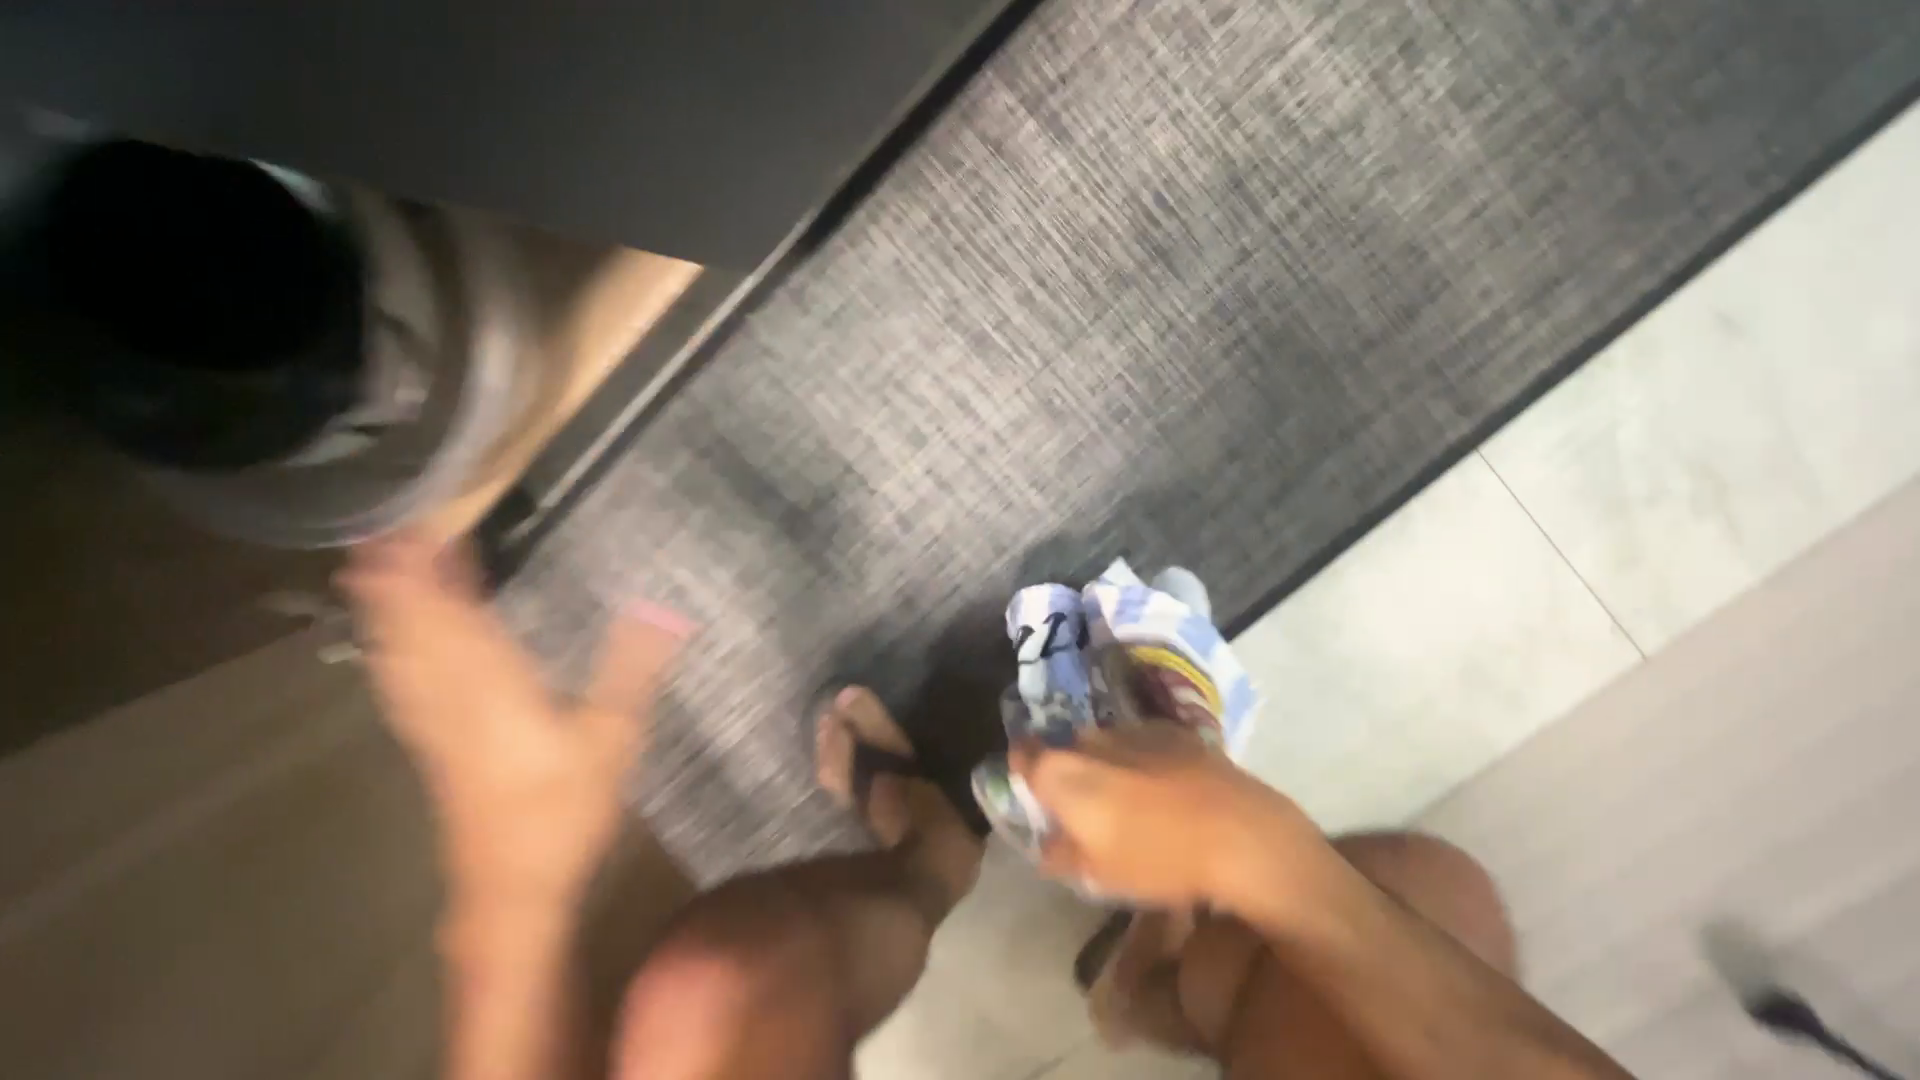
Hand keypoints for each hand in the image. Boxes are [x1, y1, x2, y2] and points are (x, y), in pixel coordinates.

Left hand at [340, 530, 688, 913]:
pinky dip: (393, 655)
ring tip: (370, 573)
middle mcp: (455, 699)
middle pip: (418, 631)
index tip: (421, 532)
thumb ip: (635, 669)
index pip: (459, 618)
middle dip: (399, 583)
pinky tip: (387, 648)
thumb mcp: (615, 738)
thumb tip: (666, 609)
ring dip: (387, 614)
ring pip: (403, 658)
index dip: (436, 574)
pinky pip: (405, 688)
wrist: (511, 888)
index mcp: (496, 688)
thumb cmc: (565, 811)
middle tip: (382, 535)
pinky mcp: (434, 750)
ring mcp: (437, 727)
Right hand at [1009, 723, 1321, 909]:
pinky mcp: (1174, 730)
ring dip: (1111, 766)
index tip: (1036, 793)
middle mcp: (1090, 739)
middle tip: (1091, 812)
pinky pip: (1144, 743)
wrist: (1239, 832)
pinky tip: (1171, 791)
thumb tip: (1048, 846)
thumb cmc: (1158, 858)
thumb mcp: (1101, 874)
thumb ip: (1063, 855)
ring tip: (1137, 803)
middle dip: (1073, 774)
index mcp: (1063, 772)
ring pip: (1107, 745)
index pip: (1022, 755)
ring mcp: (1134, 729)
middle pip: (1067, 750)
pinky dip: (1146, 760)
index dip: (1024, 770)